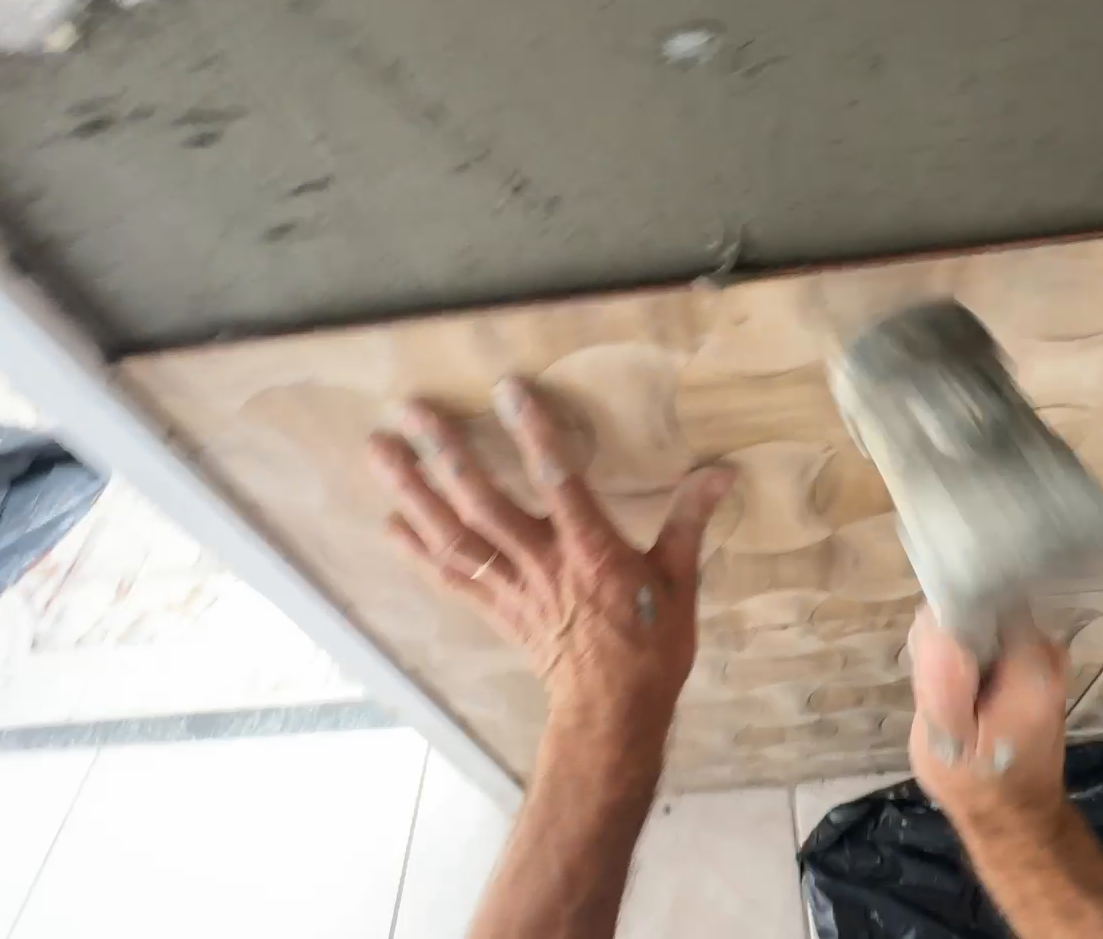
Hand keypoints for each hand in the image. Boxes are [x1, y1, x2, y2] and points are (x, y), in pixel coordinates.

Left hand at [368, 377, 734, 742]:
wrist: (613, 712)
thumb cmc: (651, 643)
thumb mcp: (681, 579)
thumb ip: (689, 519)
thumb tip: (723, 472)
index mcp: (590, 549)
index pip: (557, 478)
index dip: (533, 431)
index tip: (506, 389)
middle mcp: (541, 561)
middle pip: (483, 502)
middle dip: (444, 454)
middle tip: (407, 410)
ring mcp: (510, 586)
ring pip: (452, 534)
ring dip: (412, 491)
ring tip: (378, 451)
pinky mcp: (495, 608)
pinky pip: (449, 576)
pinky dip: (415, 549)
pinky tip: (389, 520)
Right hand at [908, 607, 1072, 837]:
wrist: (1015, 816)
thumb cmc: (976, 780)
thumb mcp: (945, 733)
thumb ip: (941, 672)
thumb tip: (935, 615)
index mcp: (1031, 662)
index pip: (976, 601)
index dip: (944, 621)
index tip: (932, 659)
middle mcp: (1047, 649)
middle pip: (978, 608)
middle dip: (949, 637)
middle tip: (938, 686)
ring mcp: (1044, 655)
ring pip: (979, 621)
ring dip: (956, 649)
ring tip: (951, 693)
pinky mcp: (1034, 663)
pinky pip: (988, 638)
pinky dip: (969, 658)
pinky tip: (964, 692)